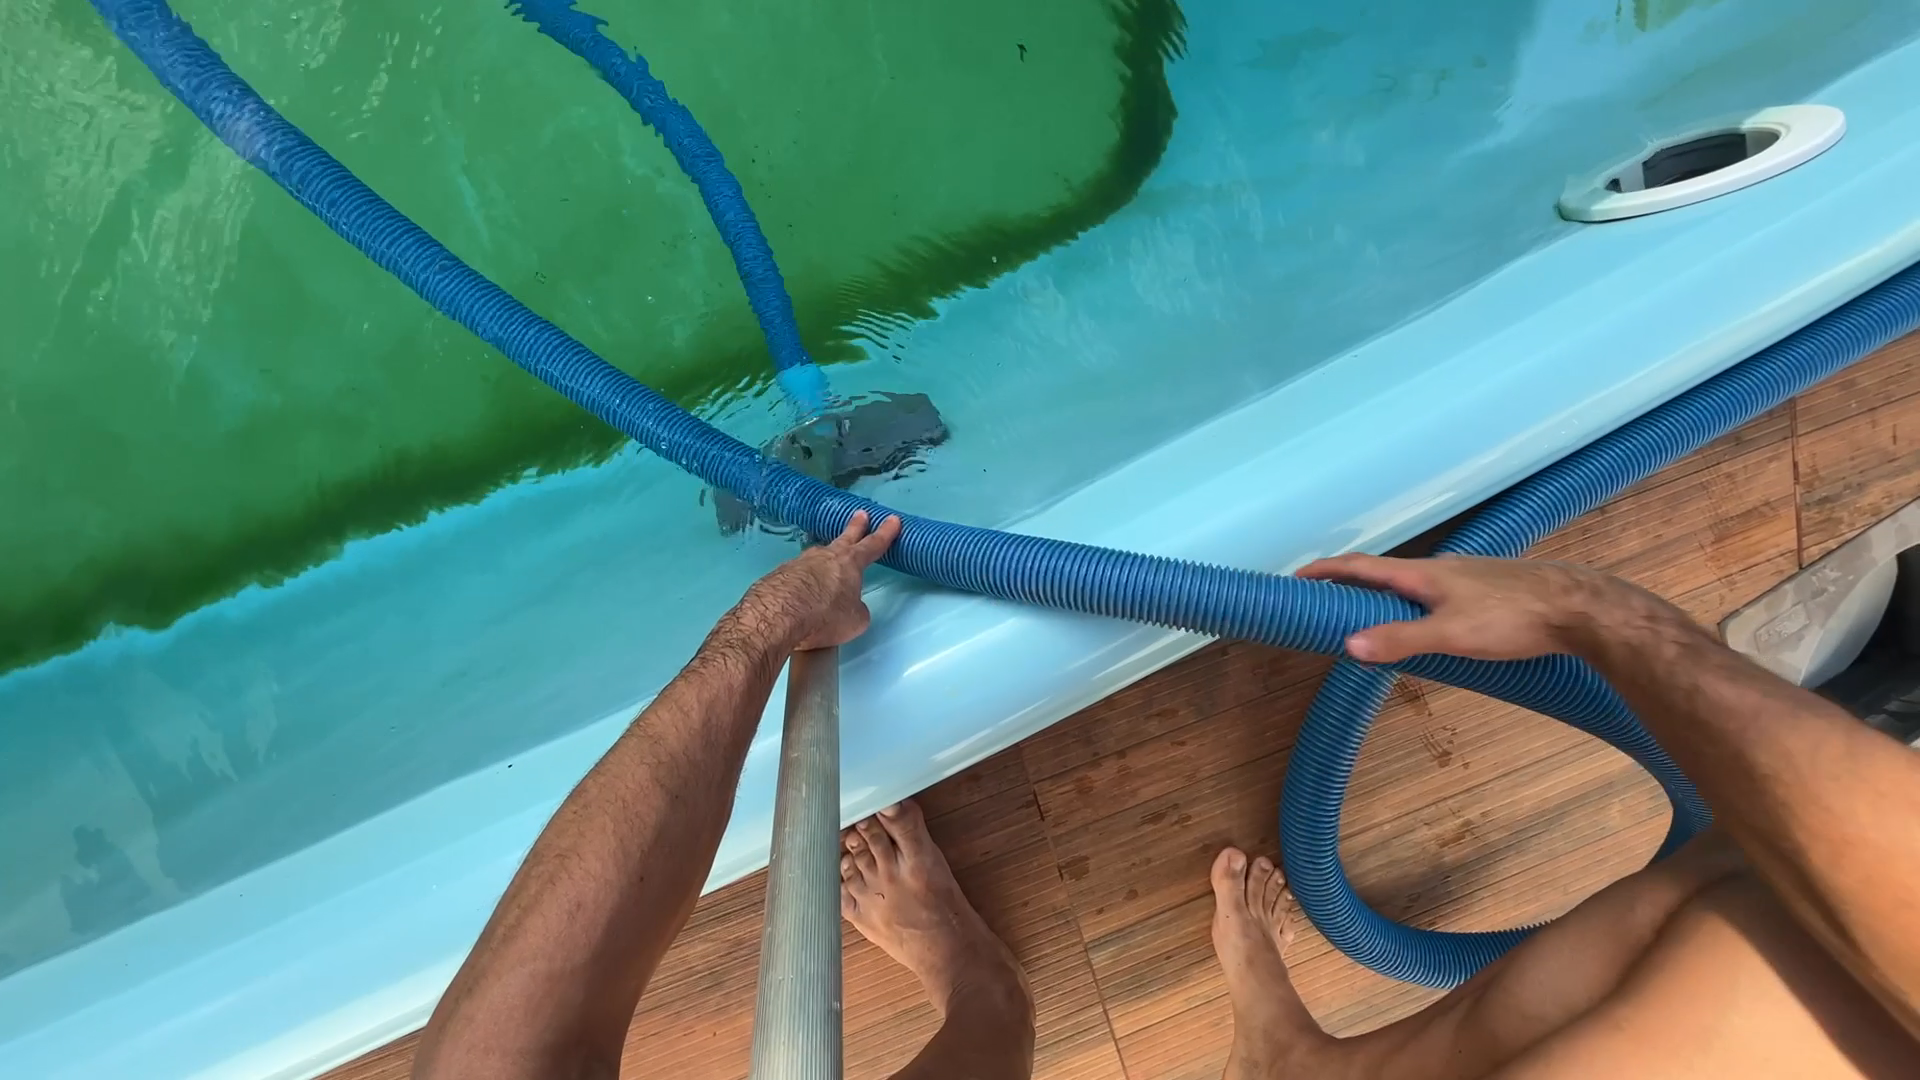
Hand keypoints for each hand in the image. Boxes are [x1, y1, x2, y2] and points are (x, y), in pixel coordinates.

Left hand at [744, 511, 902, 650]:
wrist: (777, 614)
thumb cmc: (825, 616)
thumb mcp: (854, 621)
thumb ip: (856, 610)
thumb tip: (850, 608)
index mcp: (850, 564)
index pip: (872, 545)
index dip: (885, 534)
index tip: (892, 520)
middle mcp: (825, 557)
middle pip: (844, 538)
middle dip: (855, 527)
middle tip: (861, 514)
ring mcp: (799, 563)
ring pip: (817, 555)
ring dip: (825, 555)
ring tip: (827, 557)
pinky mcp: (778, 574)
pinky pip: (796, 573)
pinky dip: (802, 578)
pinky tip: (799, 588)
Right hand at [1296, 553, 1660, 664]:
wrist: (1585, 607)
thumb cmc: (1513, 618)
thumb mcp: (1451, 635)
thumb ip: (1399, 640)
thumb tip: (1347, 647)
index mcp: (1419, 573)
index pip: (1359, 565)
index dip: (1325, 570)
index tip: (1296, 577)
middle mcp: (1437, 567)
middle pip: (1381, 571)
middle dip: (1348, 582)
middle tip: (1325, 600)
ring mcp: (1464, 575)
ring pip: (1410, 581)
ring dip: (1380, 593)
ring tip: (1368, 615)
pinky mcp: (1487, 586)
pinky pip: (1432, 589)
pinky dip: (1410, 600)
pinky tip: (1426, 621)